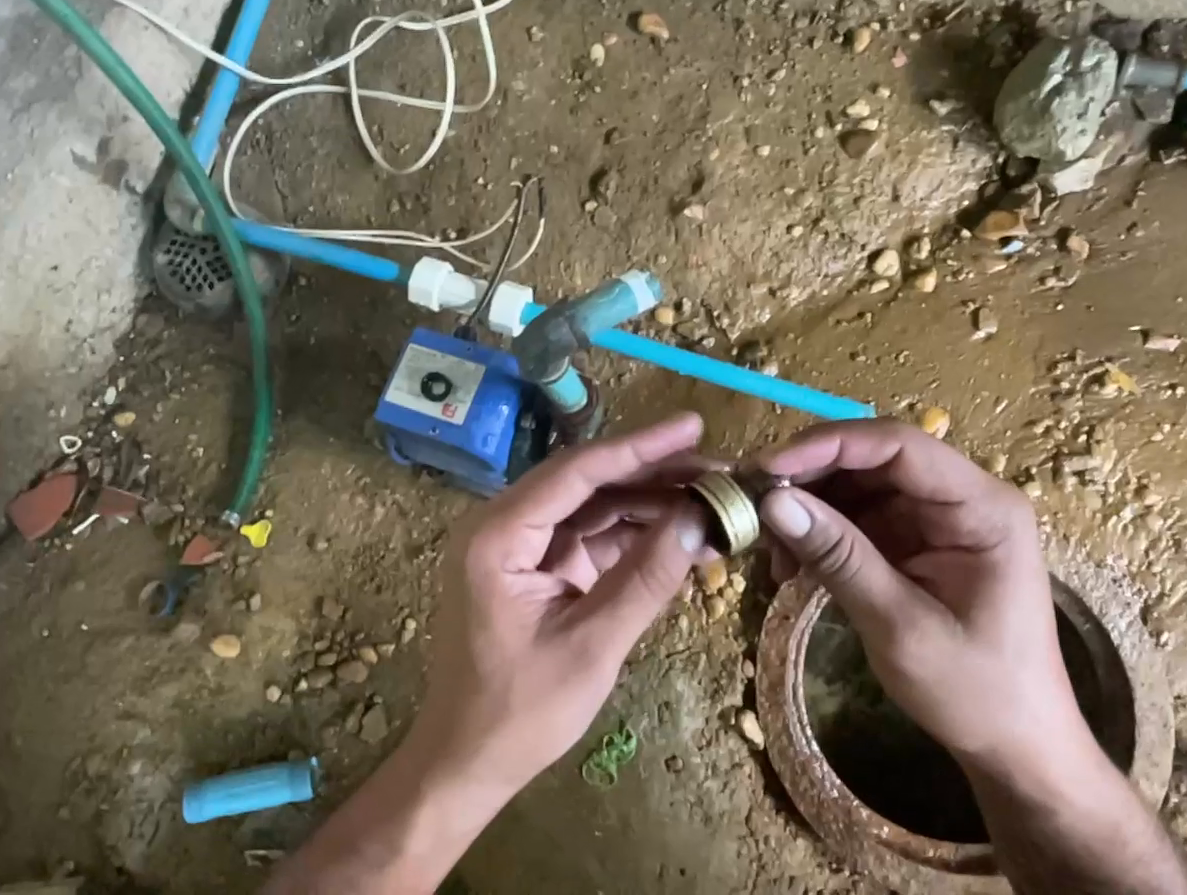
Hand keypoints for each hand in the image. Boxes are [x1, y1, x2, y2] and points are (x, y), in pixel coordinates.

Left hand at [401, 413, 708, 803]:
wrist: (467, 761)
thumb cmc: (520, 713)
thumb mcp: (591, 647)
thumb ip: (646, 579)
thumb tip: (701, 521)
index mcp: (499, 536)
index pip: (577, 472)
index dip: (640, 447)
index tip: (694, 426)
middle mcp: (504, 526)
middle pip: (588, 482)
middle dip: (654, 474)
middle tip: (719, 468)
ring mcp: (522, 546)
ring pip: (595, 507)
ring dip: (651, 505)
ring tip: (714, 503)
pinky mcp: (538, 567)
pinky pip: (592, 538)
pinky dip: (635, 538)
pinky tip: (683, 539)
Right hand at [754, 419, 1085, 771]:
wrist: (1012, 745)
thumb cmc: (974, 690)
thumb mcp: (900, 625)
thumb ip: (838, 557)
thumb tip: (771, 502)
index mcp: (982, 506)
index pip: (896, 445)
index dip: (826, 446)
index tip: (766, 469)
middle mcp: (960, 497)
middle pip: (870, 459)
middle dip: (807, 477)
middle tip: (749, 503)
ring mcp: (935, 517)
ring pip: (855, 484)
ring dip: (806, 507)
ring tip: (766, 546)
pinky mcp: (913, 539)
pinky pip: (855, 516)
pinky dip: (817, 533)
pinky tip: (789, 564)